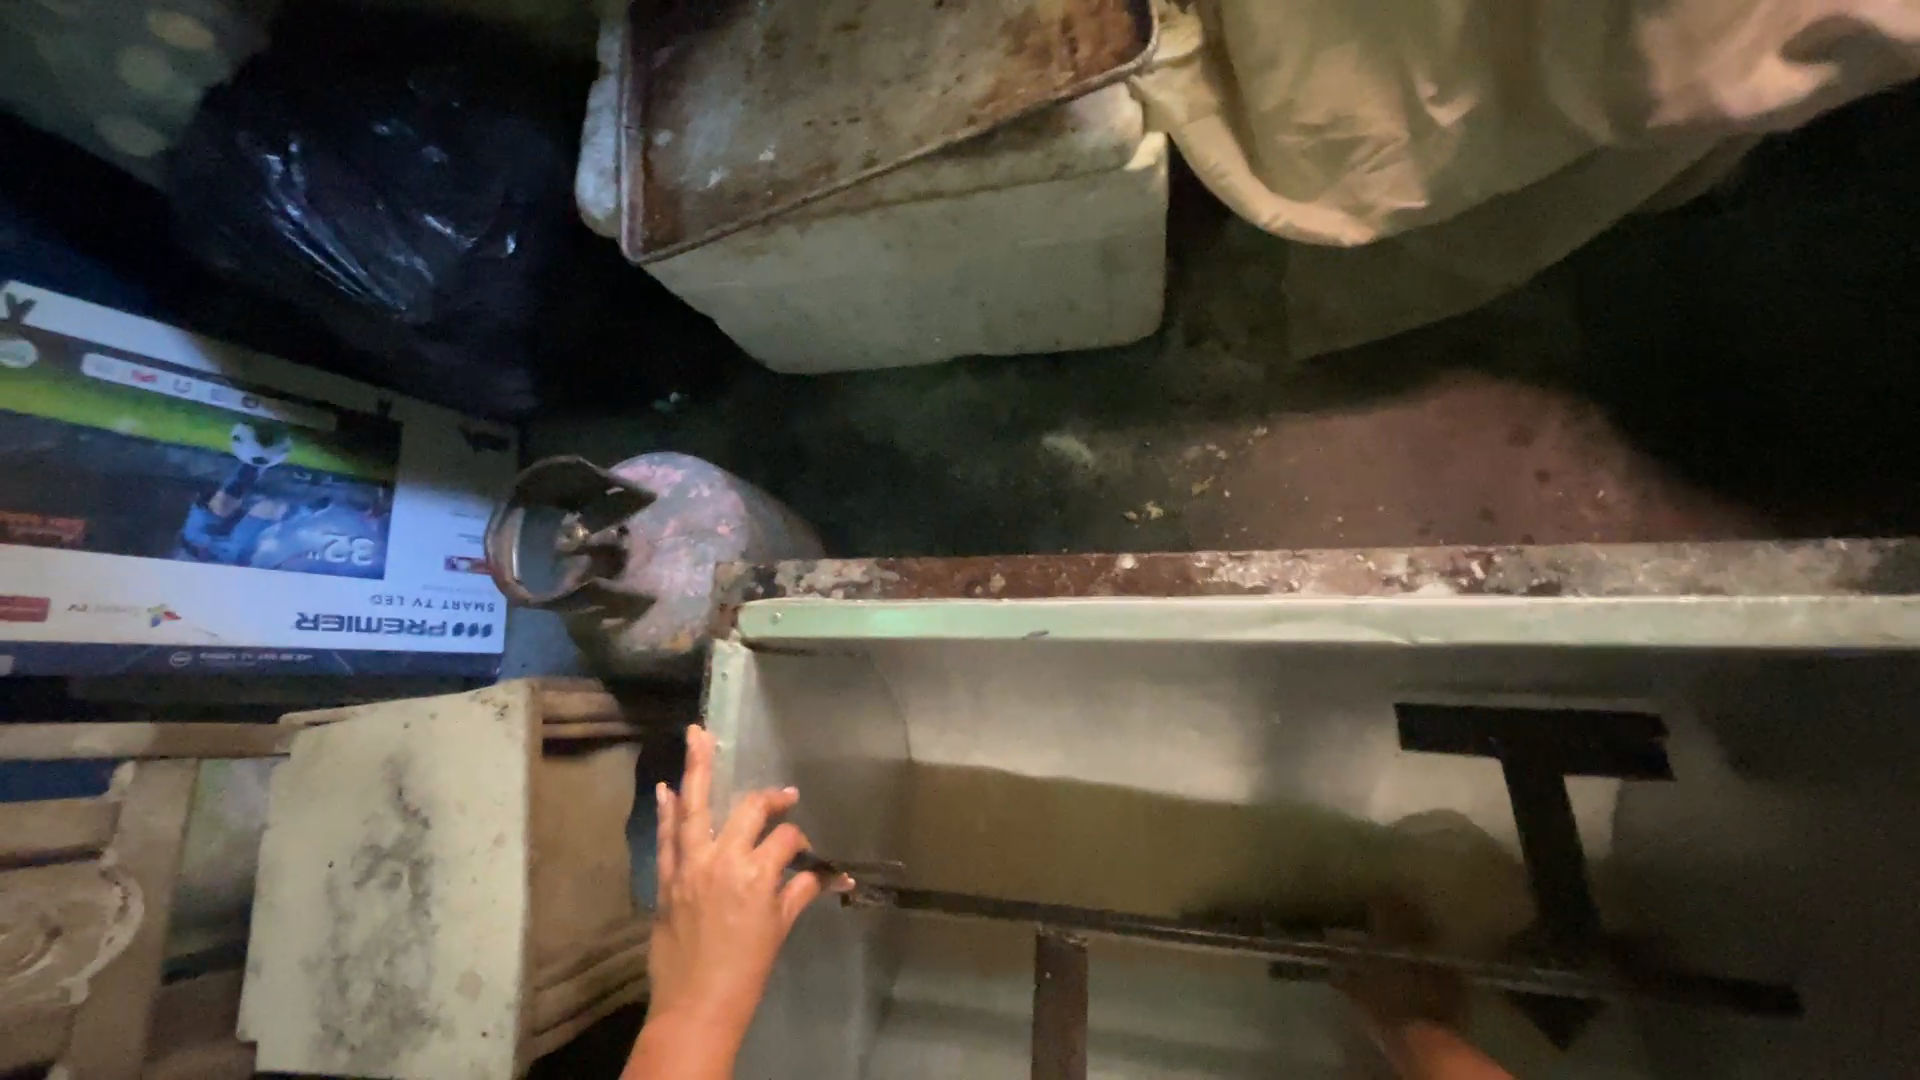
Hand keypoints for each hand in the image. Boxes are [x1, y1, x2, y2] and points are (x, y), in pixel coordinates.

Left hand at [645, 726, 838, 1043]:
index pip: (787, 838)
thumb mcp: (780, 928)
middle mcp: (724, 859)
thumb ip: (802, 892)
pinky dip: (667, 811)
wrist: (696, 1008)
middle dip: (771, 798)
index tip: (805, 856)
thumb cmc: (746, 969)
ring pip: (696, 806)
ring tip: (696, 733)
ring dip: (696, 767)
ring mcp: (691, 865)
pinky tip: (667, 786)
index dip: (800, 843)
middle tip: (784, 796)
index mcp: (757, 873)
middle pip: (750, 809)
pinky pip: (667, 836)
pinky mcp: (667, 878)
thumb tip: (835, 876)